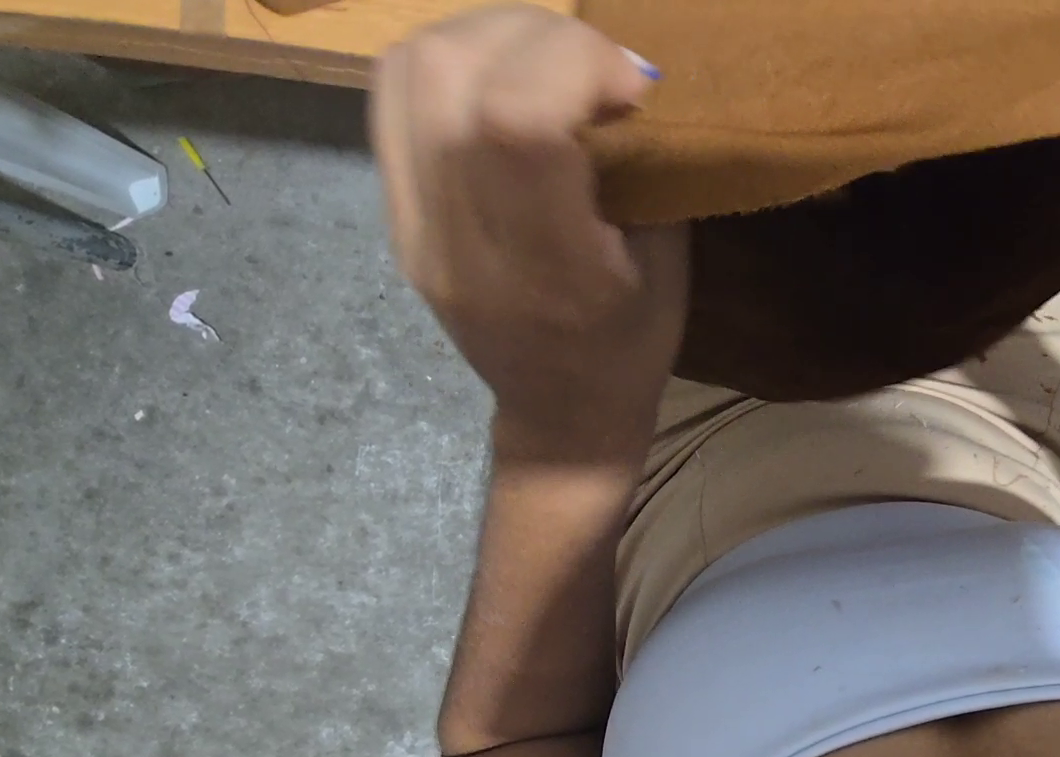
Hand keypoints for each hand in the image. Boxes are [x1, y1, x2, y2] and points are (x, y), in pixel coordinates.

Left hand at [370, 4, 687, 443]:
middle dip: (536, 32)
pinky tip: (500, 86)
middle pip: (451, 72)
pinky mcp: (395, 219)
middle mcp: (464, 246)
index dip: (576, 62)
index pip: (519, 118)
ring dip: (487, 36)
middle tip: (592, 65)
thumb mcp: (665, 266)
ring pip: (410, 70)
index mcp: (550, 272)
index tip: (630, 86)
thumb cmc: (629, 351)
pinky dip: (450, 65)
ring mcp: (415, 232)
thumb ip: (641, 167)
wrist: (560, 415)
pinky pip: (395, 101)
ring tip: (544, 63)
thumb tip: (622, 78)